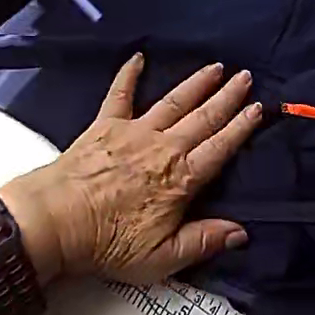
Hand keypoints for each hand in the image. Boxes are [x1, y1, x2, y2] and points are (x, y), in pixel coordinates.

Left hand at [0, 56, 261, 285]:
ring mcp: (133, 132)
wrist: (56, 220)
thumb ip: (203, 240)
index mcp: (180, 179)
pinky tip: (138, 57)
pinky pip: (120, 93)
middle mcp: (162, 148)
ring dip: (196, 83)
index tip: (258, 108)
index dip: (242, 127)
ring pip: (173, 102)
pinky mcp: (104, 125)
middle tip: (245, 77)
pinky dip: (129, 73)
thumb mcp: (162, 257)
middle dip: (227, 97)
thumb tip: (240, 232)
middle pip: (203, 118)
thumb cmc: (106, 242)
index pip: (220, 148)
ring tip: (215, 67)